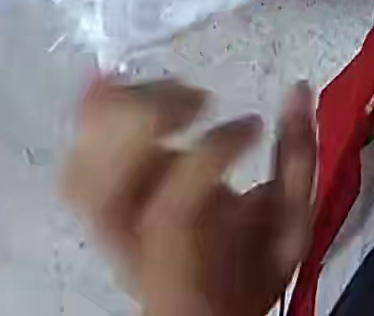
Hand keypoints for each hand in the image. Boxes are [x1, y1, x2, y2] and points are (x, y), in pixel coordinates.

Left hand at [61, 78, 316, 315]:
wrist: (203, 302)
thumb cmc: (252, 266)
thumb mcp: (289, 225)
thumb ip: (296, 159)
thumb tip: (298, 89)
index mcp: (188, 264)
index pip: (178, 207)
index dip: (214, 151)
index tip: (253, 125)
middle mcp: (136, 247)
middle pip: (113, 185)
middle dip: (151, 121)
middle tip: (199, 99)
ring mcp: (108, 228)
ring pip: (83, 171)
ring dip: (119, 113)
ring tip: (167, 87)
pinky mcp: (97, 205)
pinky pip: (75, 164)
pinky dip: (91, 117)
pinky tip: (119, 80)